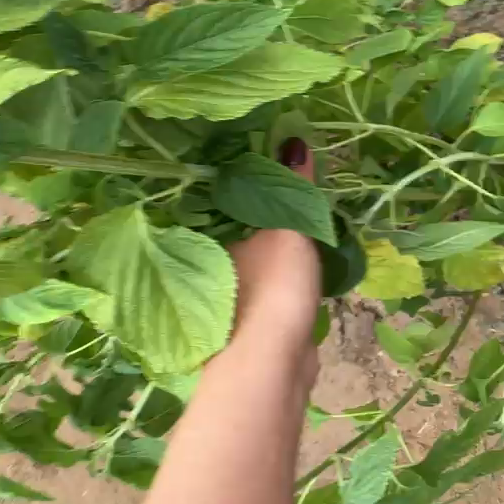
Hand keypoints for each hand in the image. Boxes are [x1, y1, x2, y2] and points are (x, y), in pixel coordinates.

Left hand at [225, 139, 322, 350]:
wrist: (270, 364)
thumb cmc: (271, 289)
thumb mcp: (289, 230)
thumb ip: (294, 189)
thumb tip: (294, 139)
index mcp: (204, 239)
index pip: (216, 197)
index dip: (236, 178)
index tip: (258, 157)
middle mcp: (203, 265)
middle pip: (232, 227)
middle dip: (255, 210)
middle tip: (287, 185)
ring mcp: (226, 293)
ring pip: (249, 255)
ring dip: (268, 243)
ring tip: (300, 219)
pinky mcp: (251, 316)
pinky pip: (266, 279)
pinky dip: (279, 270)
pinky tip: (299, 264)